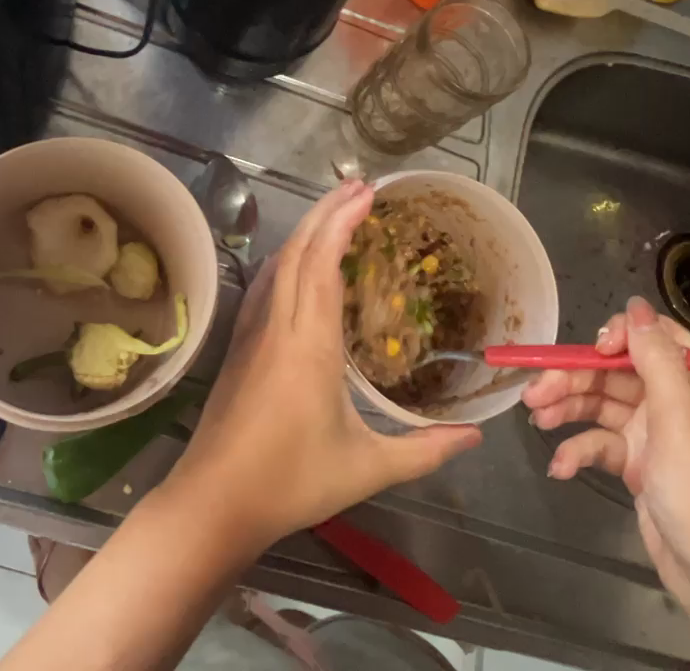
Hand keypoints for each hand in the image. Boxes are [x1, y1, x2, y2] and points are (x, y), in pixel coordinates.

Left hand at [164, 180, 482, 546]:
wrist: (214, 502)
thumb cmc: (290, 482)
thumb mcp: (367, 469)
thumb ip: (425, 451)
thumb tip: (475, 437)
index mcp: (309, 345)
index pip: (322, 264)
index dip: (342, 222)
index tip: (367, 193)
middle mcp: (277, 326)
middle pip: (297, 251)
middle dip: (326, 212)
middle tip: (359, 187)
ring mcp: (251, 334)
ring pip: (276, 265)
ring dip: (305, 232)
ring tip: (335, 214)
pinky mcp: (238, 348)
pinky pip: (264, 287)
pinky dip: (286, 260)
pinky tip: (296, 263)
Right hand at [523, 298, 689, 623]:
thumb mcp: (682, 420)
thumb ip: (655, 359)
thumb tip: (636, 306)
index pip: (657, 340)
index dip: (621, 337)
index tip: (592, 350)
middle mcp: (680, 405)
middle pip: (618, 373)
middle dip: (576, 379)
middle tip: (534, 391)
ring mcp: (659, 438)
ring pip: (604, 406)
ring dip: (569, 410)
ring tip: (536, 419)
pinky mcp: (640, 468)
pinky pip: (603, 446)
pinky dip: (580, 452)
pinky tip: (561, 468)